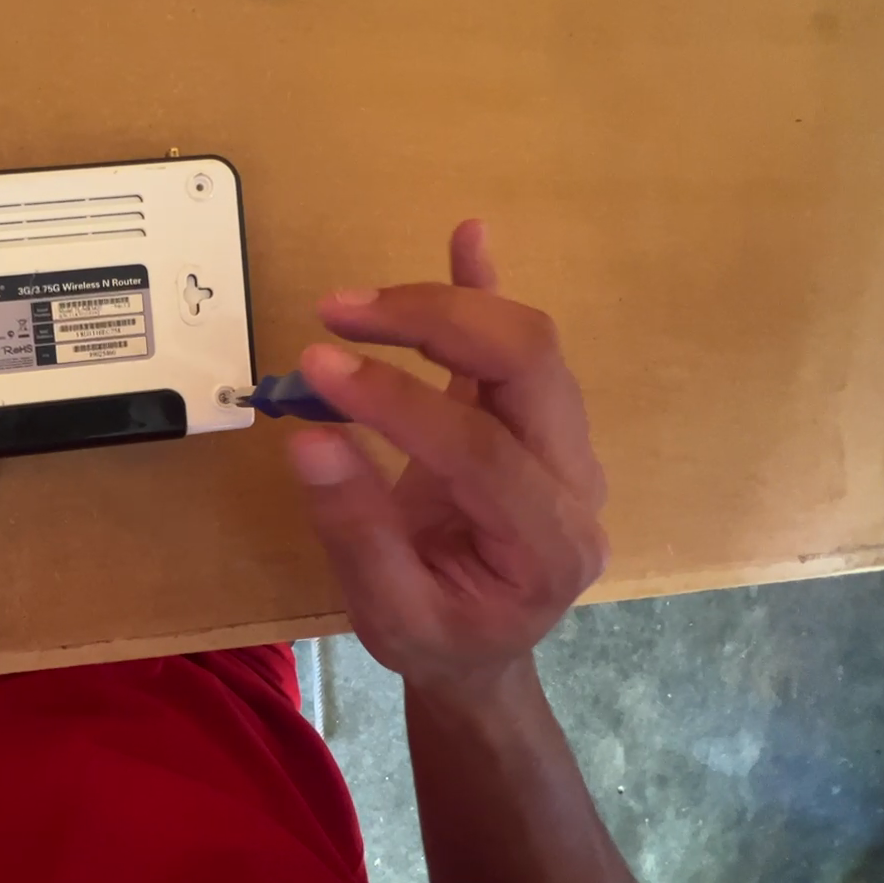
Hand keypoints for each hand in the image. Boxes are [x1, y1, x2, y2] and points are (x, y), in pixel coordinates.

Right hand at [287, 221, 607, 694]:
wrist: (481, 645)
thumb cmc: (435, 637)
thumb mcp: (384, 612)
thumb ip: (354, 529)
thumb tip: (307, 438)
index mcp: (547, 543)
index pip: (478, 448)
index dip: (394, 400)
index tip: (313, 366)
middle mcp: (575, 480)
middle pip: (527, 363)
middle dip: (429, 321)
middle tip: (336, 314)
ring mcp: (563, 445)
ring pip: (525, 343)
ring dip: (439, 306)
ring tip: (351, 307)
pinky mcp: (532, 422)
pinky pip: (518, 347)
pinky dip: (488, 289)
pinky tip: (469, 236)